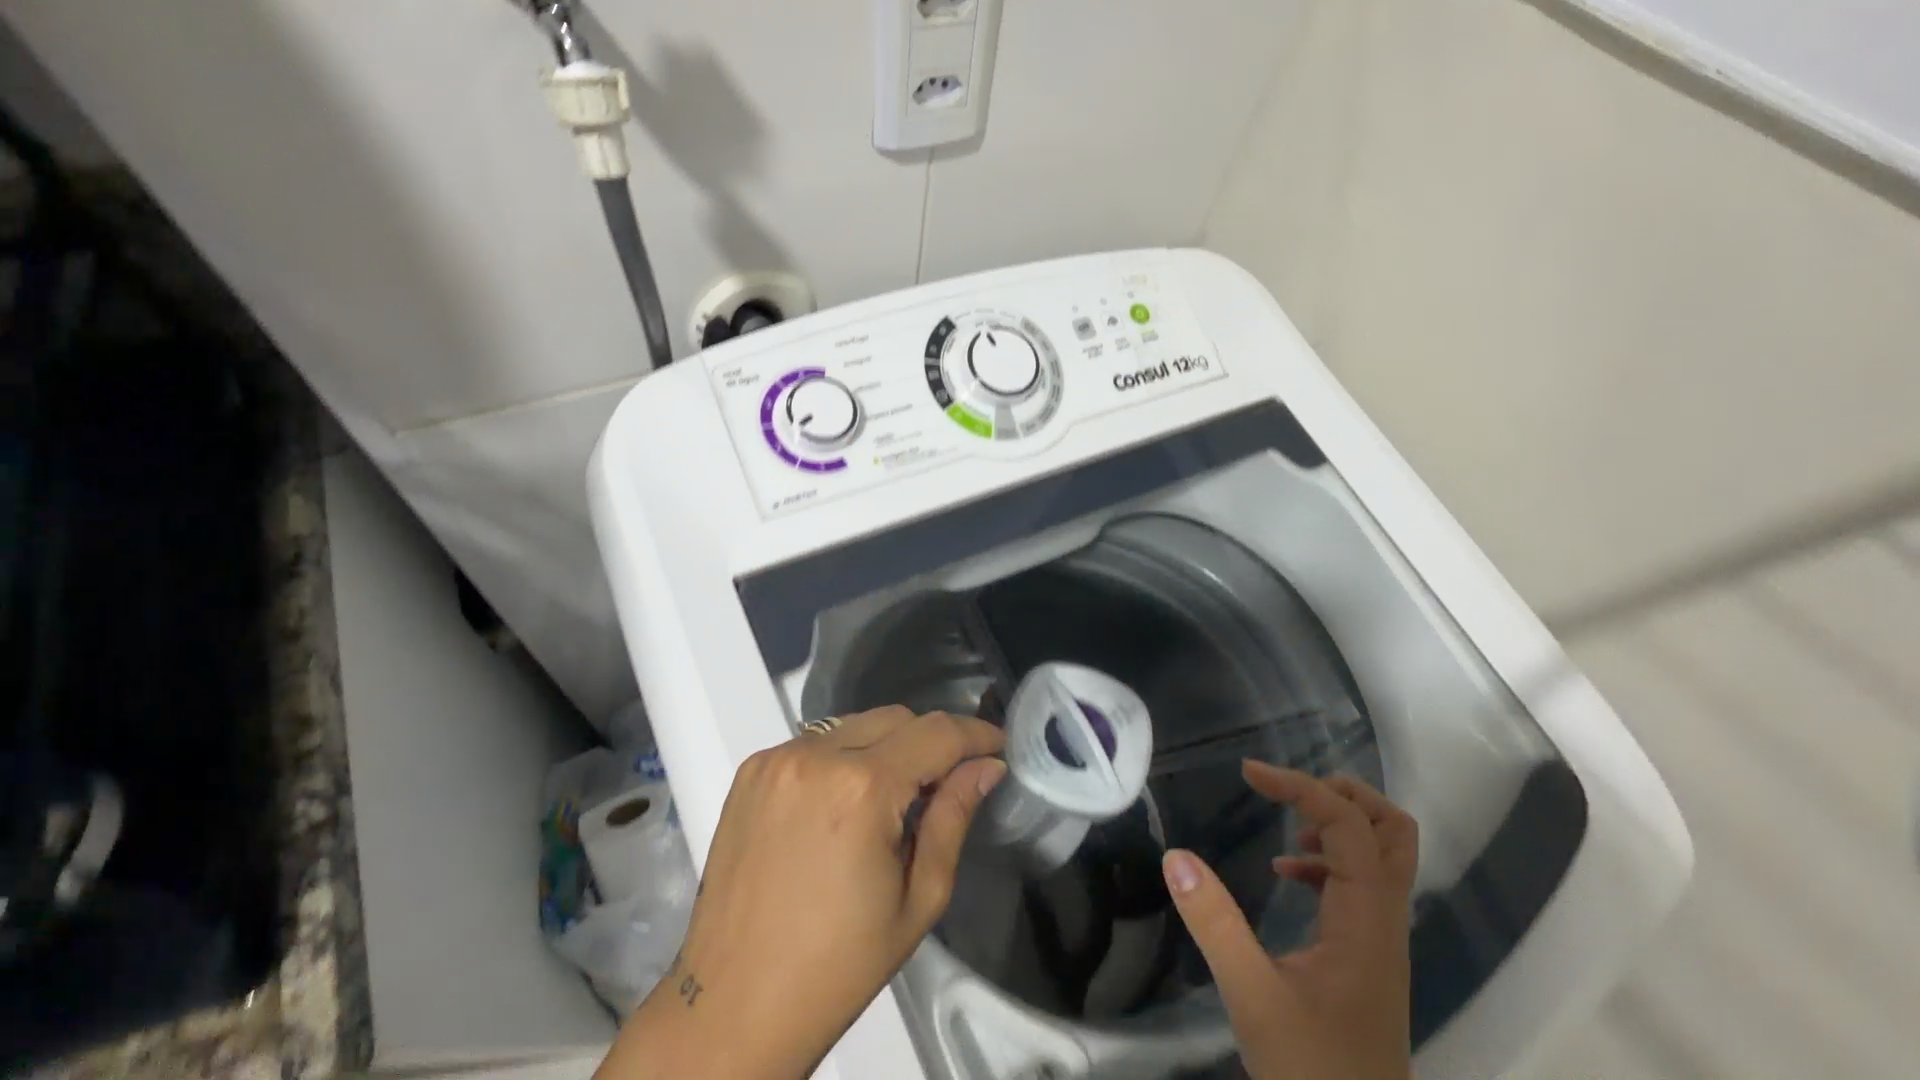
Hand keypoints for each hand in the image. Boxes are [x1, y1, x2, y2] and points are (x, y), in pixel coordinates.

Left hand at [598, 707, 1005, 1079]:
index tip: (999, 747)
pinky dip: (842, 757)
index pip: (936, 733)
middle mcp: (813, 756)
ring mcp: (774, 761)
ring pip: (852, 725)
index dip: (976, 734)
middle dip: (932, 740)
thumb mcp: (919, 898)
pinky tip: (846, 804)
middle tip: (951, 782)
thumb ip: (953, 818)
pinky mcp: (749, 774)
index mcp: (861, 788)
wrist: (737, 999)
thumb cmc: (839, 964)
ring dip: (886, 746)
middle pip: (895, 718)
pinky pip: (813, 744)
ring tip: (897, 798)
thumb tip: (986, 767)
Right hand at [1162, 762, 1417, 1079]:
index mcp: (1365, 919)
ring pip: (1383, 856)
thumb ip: (1215, 924)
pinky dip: (1329, 862)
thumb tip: (1177, 857)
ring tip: (1282, 829)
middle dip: (1342, 795)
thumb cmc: (1310, 1068)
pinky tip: (1284, 876)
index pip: (1349, 825)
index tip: (1249, 772)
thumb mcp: (1252, 995)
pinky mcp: (1368, 956)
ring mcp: (1381, 939)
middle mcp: (1384, 920)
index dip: (1301, 787)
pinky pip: (1363, 885)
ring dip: (1338, 825)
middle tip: (1286, 790)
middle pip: (1391, 829)